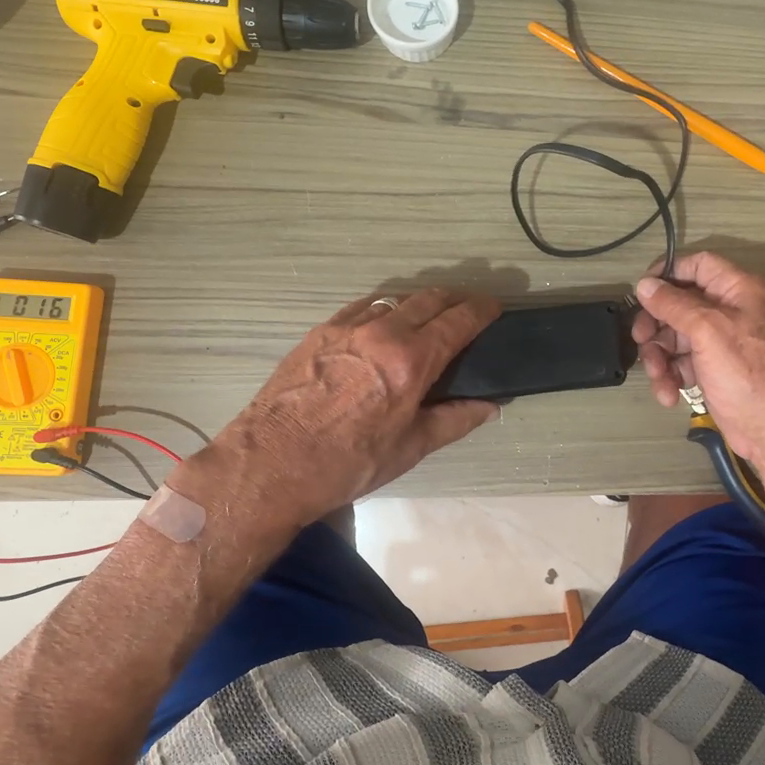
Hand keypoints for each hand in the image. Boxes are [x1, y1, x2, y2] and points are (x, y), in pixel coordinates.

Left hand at [179, 288, 500, 543]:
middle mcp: (382, 333)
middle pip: (429, 299)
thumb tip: (490, 406)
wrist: (270, 465)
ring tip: (426, 319)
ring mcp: (346, 327)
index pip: (458, 320)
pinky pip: (361, 308)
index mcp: (411, 361)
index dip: (482, 310)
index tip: (494, 308)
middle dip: (454, 299)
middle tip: (467, 310)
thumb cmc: (347, 464)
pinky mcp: (319, 332)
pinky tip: (381, 327)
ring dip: (418, 304)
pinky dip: (383, 310)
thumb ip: (455, 420)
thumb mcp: (410, 448)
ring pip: (394, 300)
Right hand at [631, 252, 764, 464]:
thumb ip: (674, 304)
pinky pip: (684, 363)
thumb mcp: (708, 330)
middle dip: (657, 324)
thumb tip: (645, 284)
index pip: (699, 265)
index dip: (669, 273)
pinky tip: (669, 395)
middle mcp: (732, 311)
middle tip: (640, 340)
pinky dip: (672, 376)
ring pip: (677, 337)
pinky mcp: (716, 371)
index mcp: (740, 290)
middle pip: (682, 304)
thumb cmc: (747, 372)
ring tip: (659, 378)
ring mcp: (723, 343)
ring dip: (660, 357)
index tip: (642, 290)